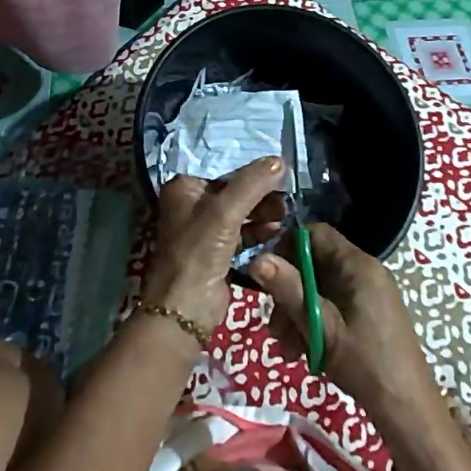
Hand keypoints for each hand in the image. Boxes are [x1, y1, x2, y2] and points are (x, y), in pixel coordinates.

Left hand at [144, 155, 288, 339]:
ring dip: (264, 211)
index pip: (222, 166)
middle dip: (261, 191)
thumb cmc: (198, 251)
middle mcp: (193, 204)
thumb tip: (279, 160)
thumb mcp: (226, 210)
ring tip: (285, 213)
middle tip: (285, 194)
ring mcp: (206, 229)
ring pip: (241, 211)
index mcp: (185, 188)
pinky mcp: (218, 251)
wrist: (186, 309)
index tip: (276, 164)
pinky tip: (277, 230)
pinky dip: (259, 229)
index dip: (249, 165)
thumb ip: (253, 183)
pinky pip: (243, 232)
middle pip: (234, 188)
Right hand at [249, 223, 438, 424]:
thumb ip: (289, 290)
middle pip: (315, 264)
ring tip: (286, 348)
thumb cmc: (365, 363)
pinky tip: (302, 352)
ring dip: (298, 313)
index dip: (286, 246)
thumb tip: (257, 259)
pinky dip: (314, 323)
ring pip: (320, 289)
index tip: (263, 271)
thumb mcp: (321, 326)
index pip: (316, 234)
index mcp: (357, 264)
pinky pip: (332, 305)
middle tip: (274, 327)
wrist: (407, 408)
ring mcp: (367, 293)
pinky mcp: (368, 313)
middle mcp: (364, 270)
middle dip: (289, 291)